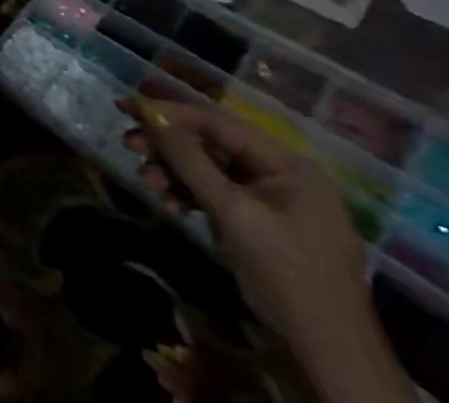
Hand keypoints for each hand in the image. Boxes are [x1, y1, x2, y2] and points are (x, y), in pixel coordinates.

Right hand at [120, 97, 415, 402]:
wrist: (323, 341)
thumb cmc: (283, 269)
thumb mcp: (231, 211)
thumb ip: (190, 160)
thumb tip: (151, 114)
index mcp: (288, 165)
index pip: (218, 122)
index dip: (169, 112)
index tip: (125, 106)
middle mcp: (280, 173)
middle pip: (211, 144)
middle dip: (168, 145)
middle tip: (128, 145)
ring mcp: (270, 198)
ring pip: (208, 168)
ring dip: (173, 171)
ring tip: (147, 183)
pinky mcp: (257, 218)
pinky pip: (214, 192)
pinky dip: (187, 193)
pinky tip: (170, 205)